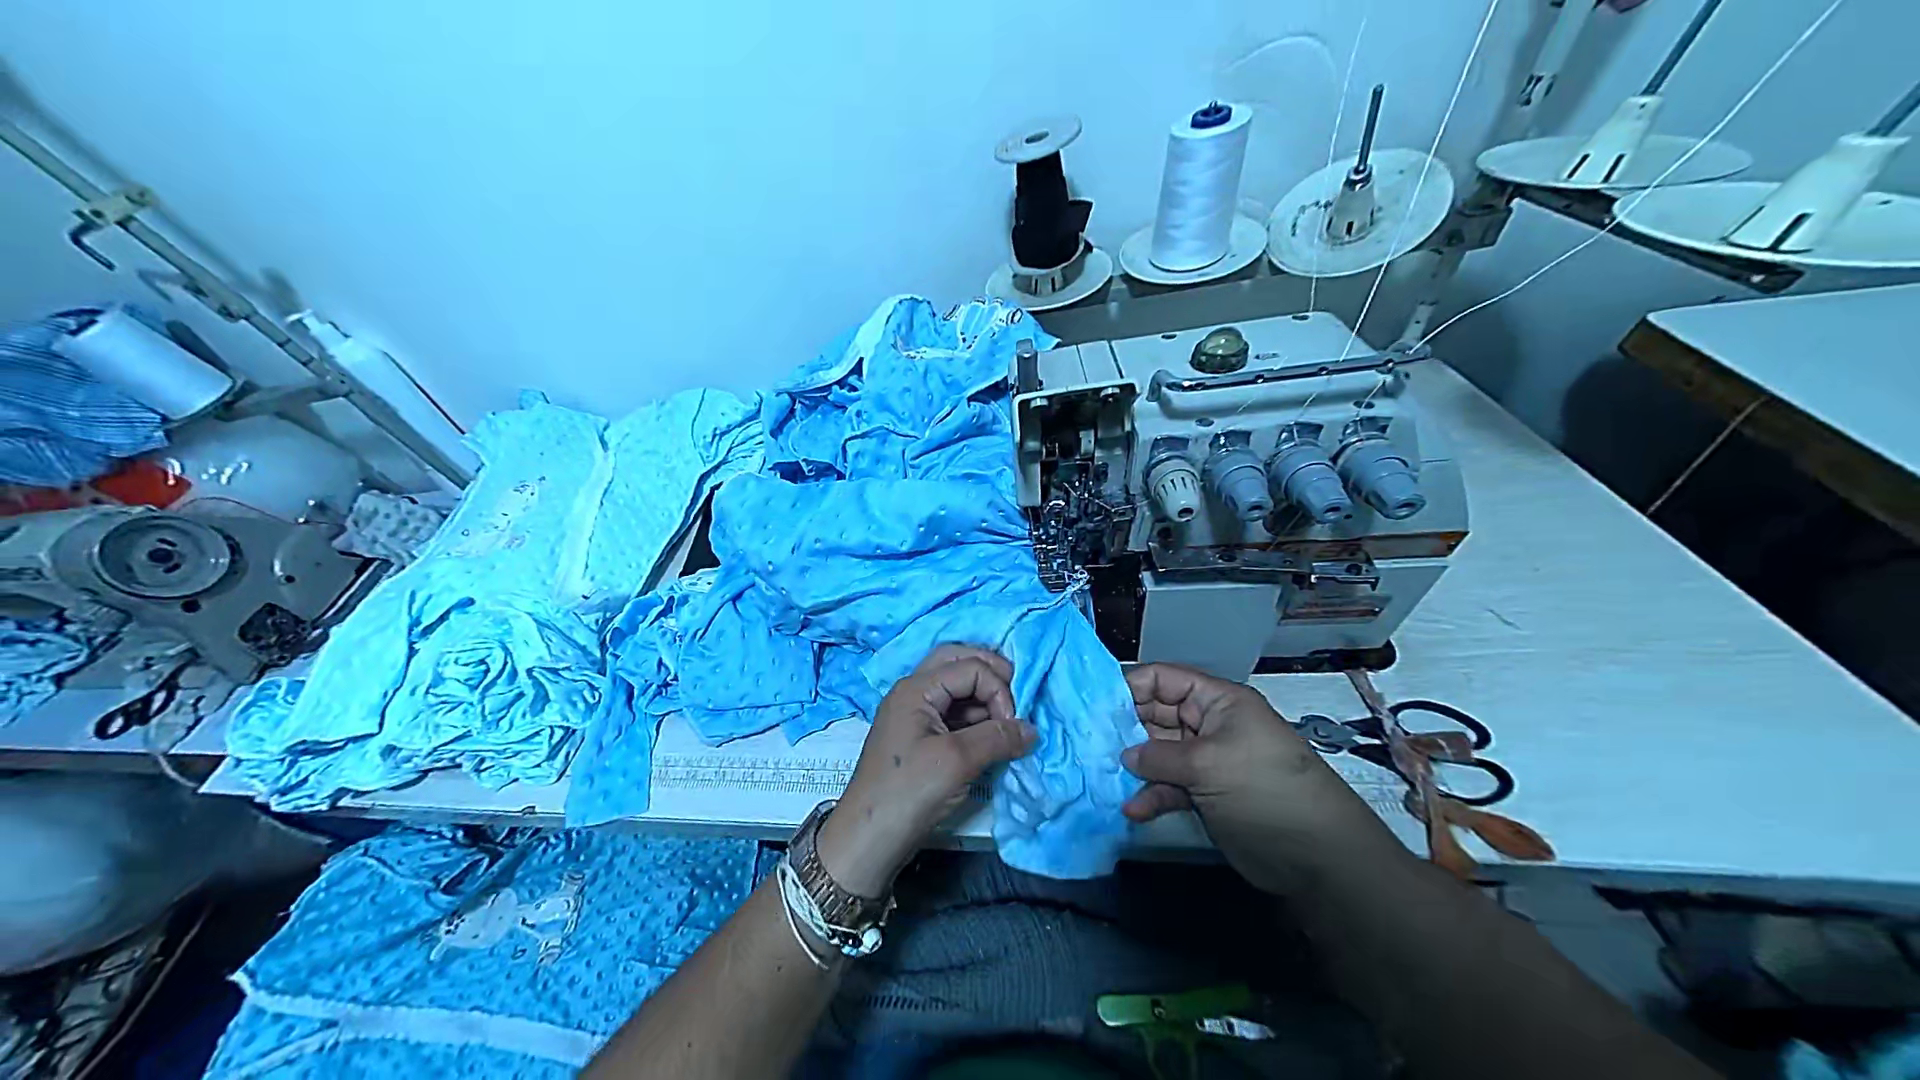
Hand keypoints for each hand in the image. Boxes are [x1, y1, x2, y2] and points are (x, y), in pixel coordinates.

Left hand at [818, 645, 1036, 895]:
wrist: (868, 840)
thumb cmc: (909, 792)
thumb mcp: (957, 761)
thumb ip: (997, 737)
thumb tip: (1031, 730)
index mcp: (917, 688)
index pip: (971, 667)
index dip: (998, 690)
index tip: (1011, 726)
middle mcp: (914, 692)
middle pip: (959, 663)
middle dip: (992, 677)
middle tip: (1016, 702)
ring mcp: (915, 715)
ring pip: (957, 689)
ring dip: (985, 700)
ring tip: (1005, 727)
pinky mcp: (920, 738)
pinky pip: (953, 713)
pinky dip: (976, 719)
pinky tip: (991, 739)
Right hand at [1121, 663, 1398, 894]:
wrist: (1317, 857)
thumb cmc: (1264, 790)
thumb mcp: (1208, 765)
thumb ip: (1159, 757)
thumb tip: (1124, 756)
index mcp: (1217, 701)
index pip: (1164, 678)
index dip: (1130, 687)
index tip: (1094, 705)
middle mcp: (1209, 723)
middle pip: (1156, 713)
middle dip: (1125, 728)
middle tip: (1088, 742)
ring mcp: (1206, 759)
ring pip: (1158, 752)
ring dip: (1134, 765)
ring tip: (1102, 775)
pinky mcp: (1205, 792)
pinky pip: (1169, 785)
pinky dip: (1151, 795)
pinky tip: (1132, 809)